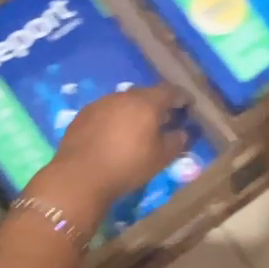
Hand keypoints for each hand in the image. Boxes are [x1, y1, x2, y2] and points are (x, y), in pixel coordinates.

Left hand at [43, 86, 190, 203]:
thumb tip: (182, 132)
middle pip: (146, 94)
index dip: (182, 98)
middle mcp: (123, 96)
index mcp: (146, 102)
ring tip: (138, 128)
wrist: (80, 175)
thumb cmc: (127, 166)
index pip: (170, 91)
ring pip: (124, 101)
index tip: (188, 105)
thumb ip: (176, 141)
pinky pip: (106, 111)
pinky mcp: (83, 114)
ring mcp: (101, 102)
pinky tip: (113, 134)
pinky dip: (115, 118)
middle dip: (158, 104)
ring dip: (134, 111)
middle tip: (164, 119)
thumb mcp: (160, 158)